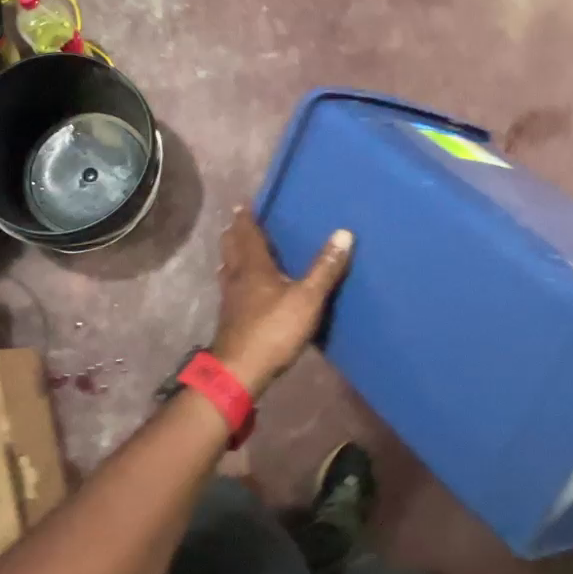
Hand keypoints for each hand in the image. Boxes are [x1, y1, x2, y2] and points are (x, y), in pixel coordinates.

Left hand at [211, 208, 353, 395]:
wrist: (239, 371)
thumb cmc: (273, 330)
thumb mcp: (307, 299)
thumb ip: (324, 268)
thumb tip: (344, 233)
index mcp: (253, 266)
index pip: (247, 233)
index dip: (246, 217)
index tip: (244, 202)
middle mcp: (237, 276)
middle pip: (232, 247)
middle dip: (236, 232)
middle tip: (241, 220)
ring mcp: (230, 298)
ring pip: (228, 267)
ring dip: (233, 254)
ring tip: (240, 248)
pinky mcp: (230, 318)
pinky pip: (231, 287)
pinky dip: (235, 277)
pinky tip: (242, 287)